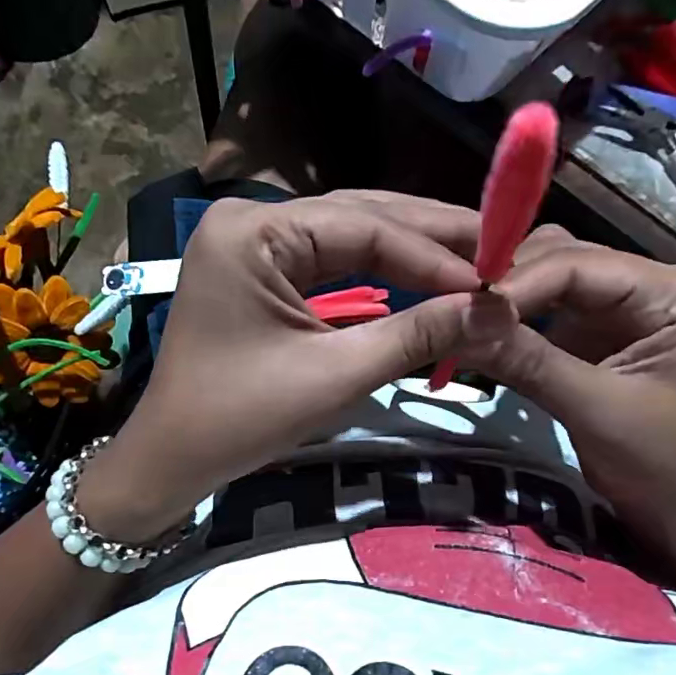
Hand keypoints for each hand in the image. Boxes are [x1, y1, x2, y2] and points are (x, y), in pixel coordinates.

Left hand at [78, 193, 488, 539]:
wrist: (173, 459)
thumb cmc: (242, 417)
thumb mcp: (335, 375)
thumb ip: (416, 334)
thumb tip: (499, 310)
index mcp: (254, 230)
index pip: (365, 227)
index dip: (436, 254)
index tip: (496, 280)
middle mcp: (252, 220)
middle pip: (359, 215)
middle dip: (431, 235)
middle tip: (502, 246)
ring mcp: (253, 243)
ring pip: (348, 233)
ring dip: (411, 248)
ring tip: (476, 254)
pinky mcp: (260, 271)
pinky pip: (331, 259)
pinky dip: (380, 270)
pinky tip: (423, 272)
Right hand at [457, 230, 675, 561]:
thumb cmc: (667, 468)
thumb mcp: (596, 411)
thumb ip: (528, 361)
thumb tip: (456, 321)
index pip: (581, 265)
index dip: (517, 283)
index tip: (458, 306)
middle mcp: (655, 288)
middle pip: (568, 263)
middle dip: (510, 286)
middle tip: (452, 308)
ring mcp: (630, 314)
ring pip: (556, 288)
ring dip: (510, 304)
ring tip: (460, 319)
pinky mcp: (607, 341)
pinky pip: (555, 320)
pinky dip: (519, 329)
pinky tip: (484, 336)